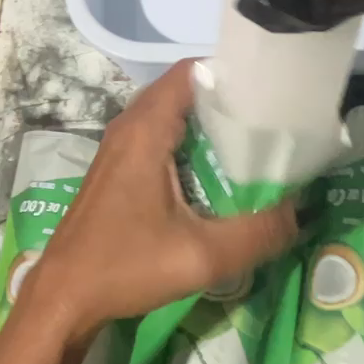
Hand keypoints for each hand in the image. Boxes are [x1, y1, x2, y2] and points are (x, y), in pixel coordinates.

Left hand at [17, 60, 296, 338]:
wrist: (65, 291)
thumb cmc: (126, 264)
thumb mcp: (201, 256)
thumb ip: (256, 232)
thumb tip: (297, 211)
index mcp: (146, 128)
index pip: (190, 71)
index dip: (230, 72)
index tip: (269, 90)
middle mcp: (130, 125)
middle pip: (184, 90)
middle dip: (227, 100)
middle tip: (273, 121)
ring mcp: (121, 145)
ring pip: (172, 115)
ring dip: (209, 125)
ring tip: (255, 144)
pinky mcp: (119, 166)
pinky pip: (161, 136)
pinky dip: (191, 143)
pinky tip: (218, 173)